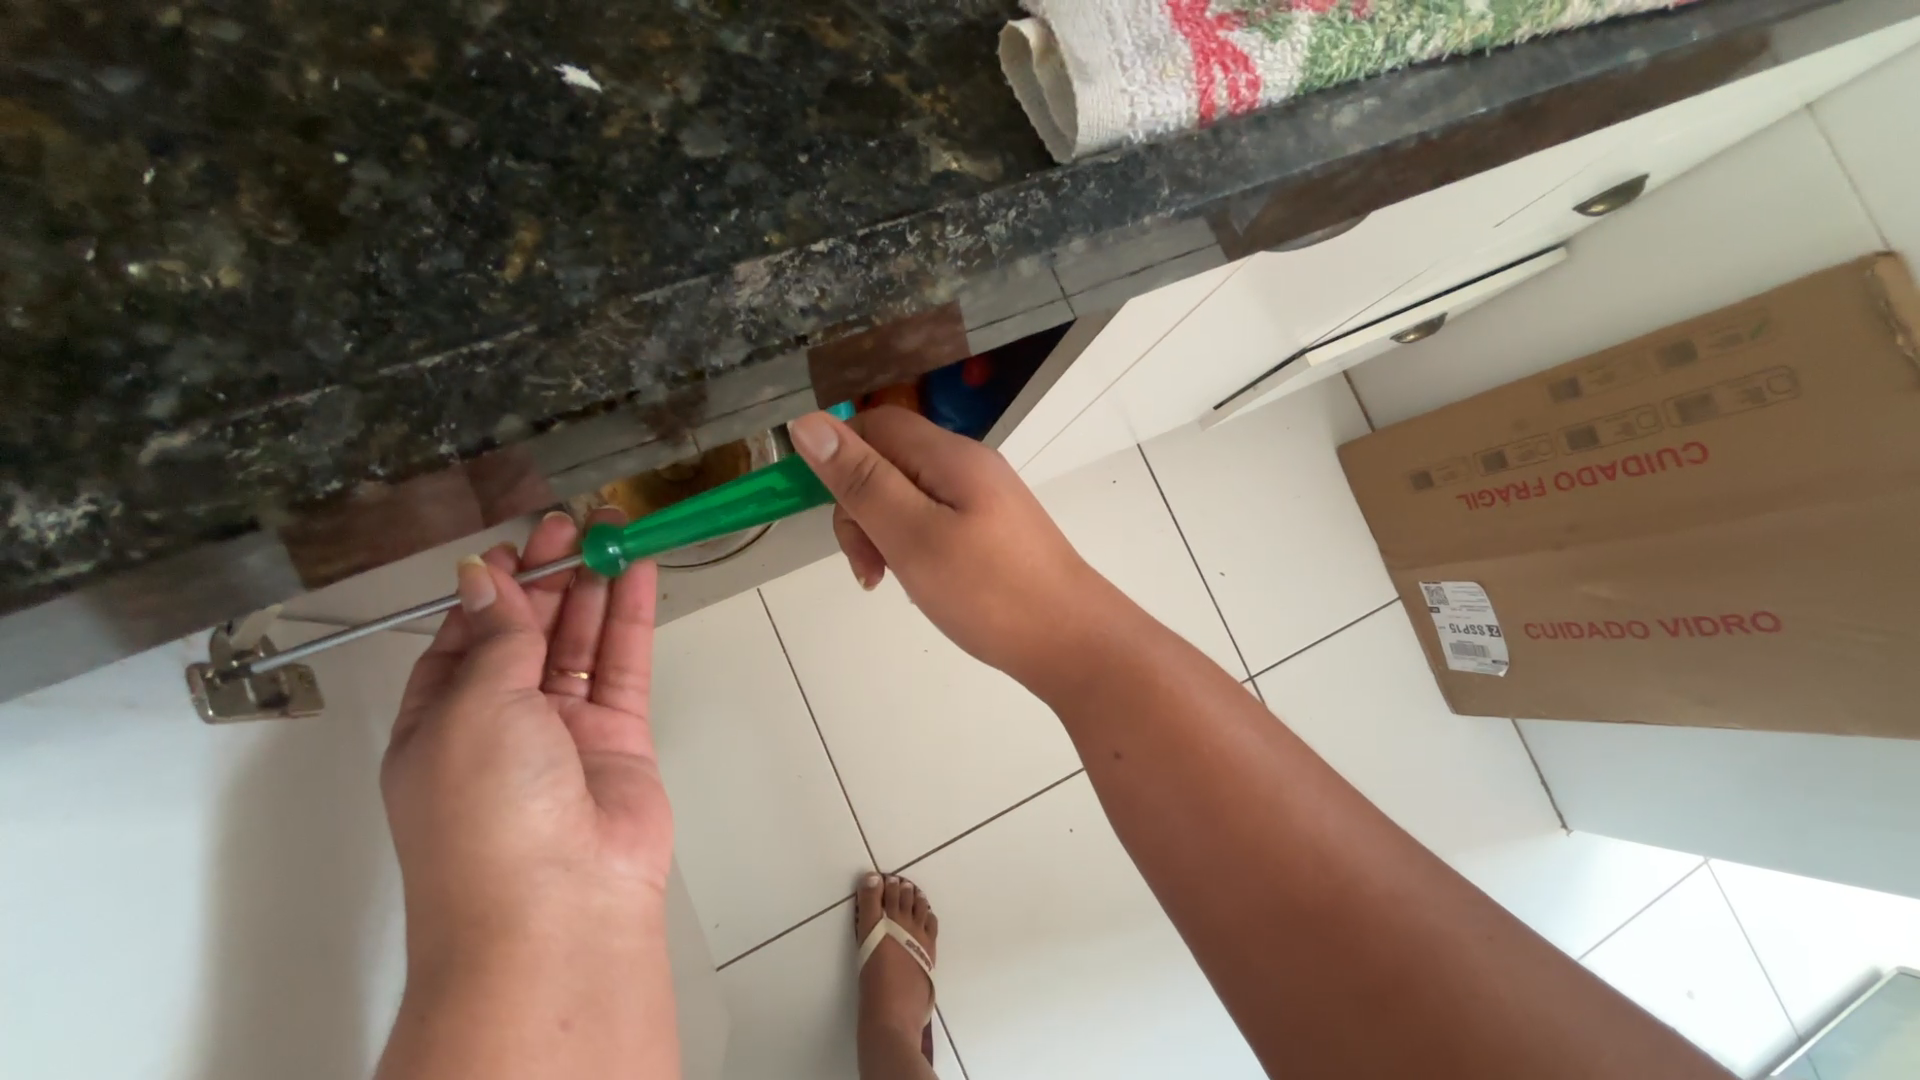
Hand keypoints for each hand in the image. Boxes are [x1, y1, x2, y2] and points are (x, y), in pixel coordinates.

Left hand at [382, 510, 672, 969]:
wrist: (558, 903)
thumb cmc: (486, 809)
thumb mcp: (471, 708)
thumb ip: (496, 636)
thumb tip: (485, 576)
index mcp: (440, 720)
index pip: (465, 637)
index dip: (492, 589)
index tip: (518, 544)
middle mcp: (502, 721)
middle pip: (527, 632)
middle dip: (549, 577)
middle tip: (574, 524)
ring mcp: (565, 729)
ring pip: (580, 642)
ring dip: (594, 587)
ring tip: (612, 532)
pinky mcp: (621, 735)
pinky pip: (624, 664)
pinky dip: (631, 618)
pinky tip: (639, 575)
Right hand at [787, 406, 1120, 692]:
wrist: (1074, 644)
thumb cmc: (989, 592)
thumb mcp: (912, 535)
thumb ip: (860, 480)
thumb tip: (807, 422)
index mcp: (950, 456)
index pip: (875, 426)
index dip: (840, 460)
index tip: (835, 516)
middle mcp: (969, 467)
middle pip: (890, 463)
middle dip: (862, 510)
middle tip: (870, 568)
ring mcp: (985, 501)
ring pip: (909, 499)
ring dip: (885, 535)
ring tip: (893, 582)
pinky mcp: (993, 532)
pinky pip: (935, 524)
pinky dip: (915, 549)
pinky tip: (922, 585)